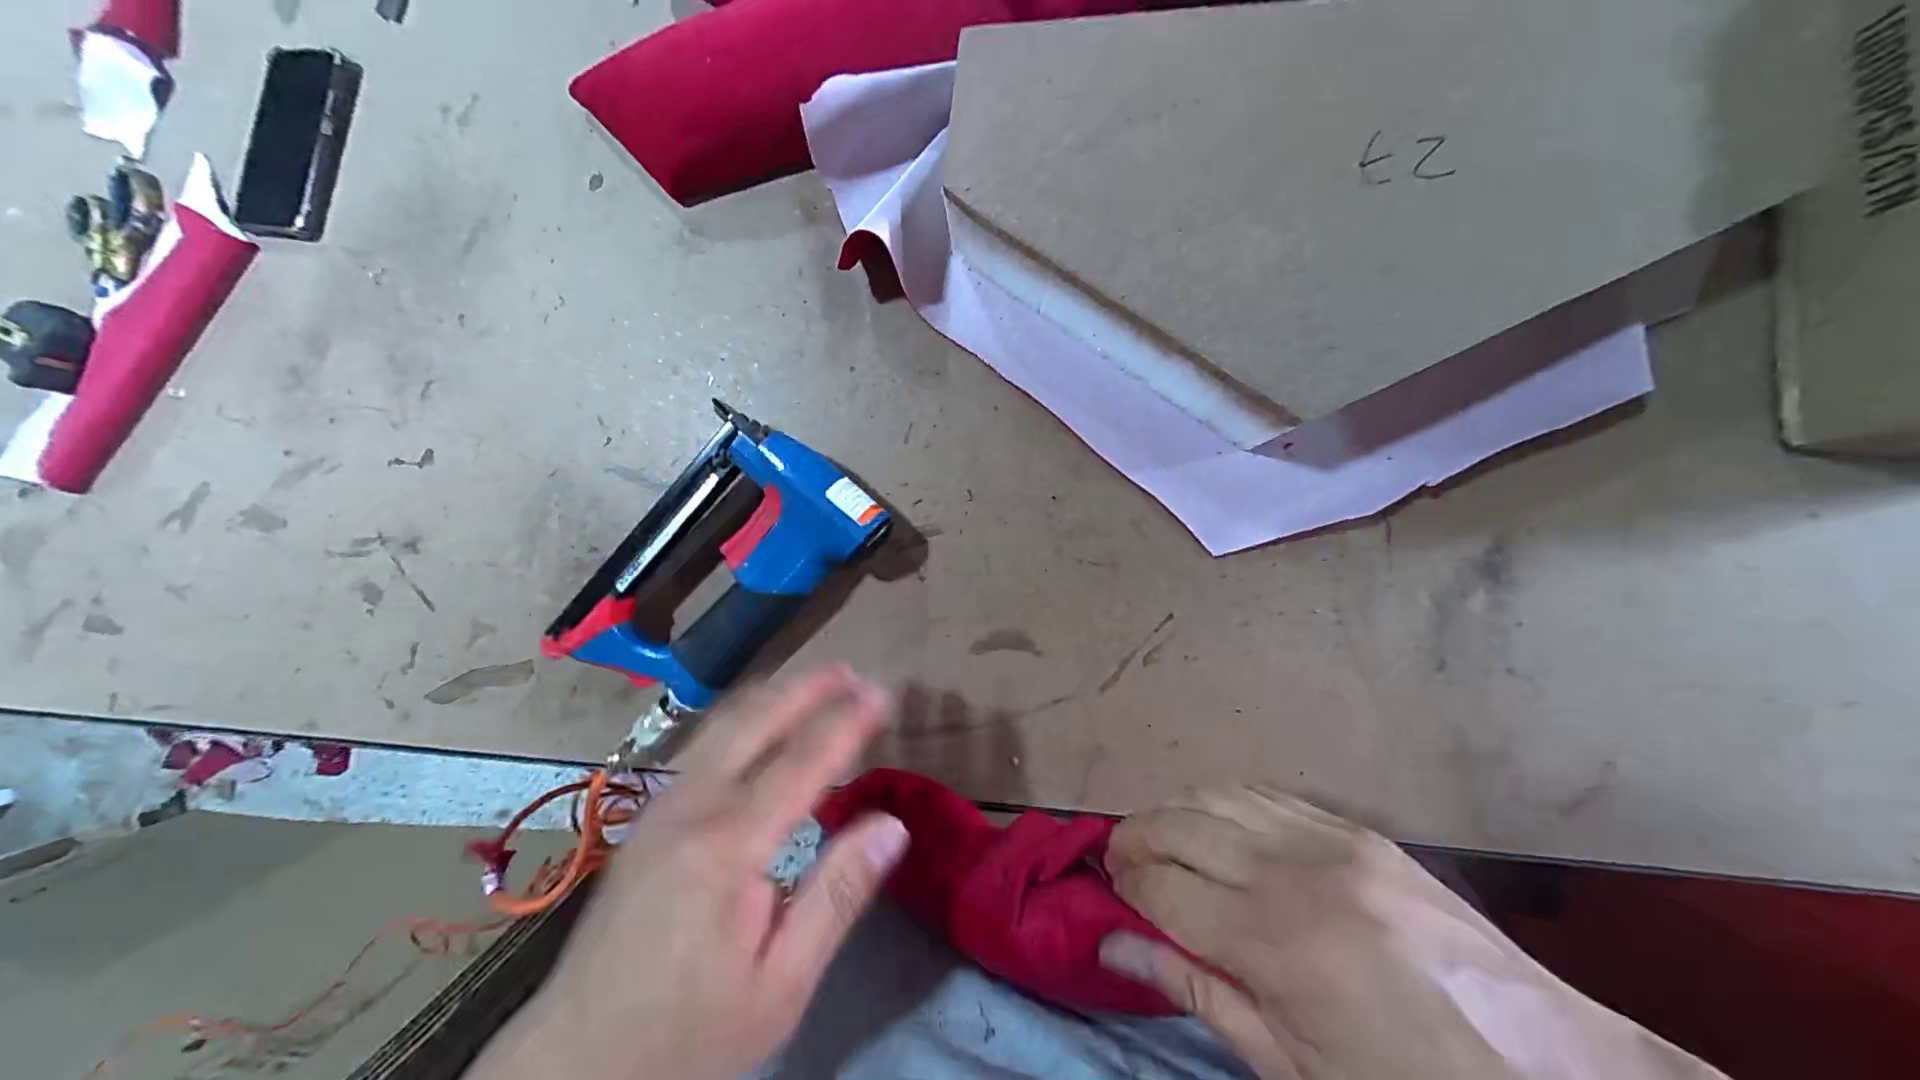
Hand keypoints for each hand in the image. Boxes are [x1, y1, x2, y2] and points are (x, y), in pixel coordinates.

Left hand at [467, 666, 907, 1079]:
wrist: (574, 1061)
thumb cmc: (690, 1032)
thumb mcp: (781, 984)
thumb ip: (837, 896)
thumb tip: (891, 827)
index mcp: (727, 848)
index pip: (801, 762)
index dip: (846, 721)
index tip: (883, 692)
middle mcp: (689, 811)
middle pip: (752, 723)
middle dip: (805, 689)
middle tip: (851, 672)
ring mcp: (659, 810)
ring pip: (719, 727)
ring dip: (772, 696)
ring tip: (815, 683)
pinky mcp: (645, 822)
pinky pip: (701, 748)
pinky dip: (742, 719)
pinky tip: (760, 724)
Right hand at [1098, 786, 1720, 1079]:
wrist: (1546, 1069)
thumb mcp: (1290, 1065)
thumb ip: (1194, 990)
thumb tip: (1113, 942)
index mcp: (1276, 948)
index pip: (1162, 889)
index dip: (1123, 884)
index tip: (1106, 887)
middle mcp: (1295, 875)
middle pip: (1179, 827)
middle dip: (1134, 837)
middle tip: (1118, 859)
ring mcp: (1330, 841)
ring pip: (1216, 796)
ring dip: (1172, 810)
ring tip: (1157, 838)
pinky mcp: (1358, 829)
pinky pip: (1266, 796)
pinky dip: (1222, 802)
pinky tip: (1213, 824)